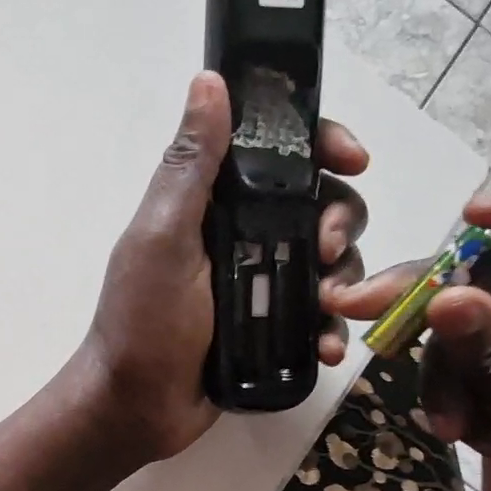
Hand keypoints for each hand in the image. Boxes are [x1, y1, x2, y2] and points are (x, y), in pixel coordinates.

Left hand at [77, 71, 371, 462]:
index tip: (352, 159)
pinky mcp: (274, 326)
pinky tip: (329, 347)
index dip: (322, 145)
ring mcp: (261, 282)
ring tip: (331, 305)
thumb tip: (209, 82)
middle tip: (329, 251)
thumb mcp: (163, 238)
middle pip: (320, 205)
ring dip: (346, 277)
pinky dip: (333, 326)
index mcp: (213, 203)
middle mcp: (242, 235)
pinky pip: (322, 315)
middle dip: (342, 220)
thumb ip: (189, 166)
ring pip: (331, 261)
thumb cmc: (144, 321)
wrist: (139, 407)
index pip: (279, 152)